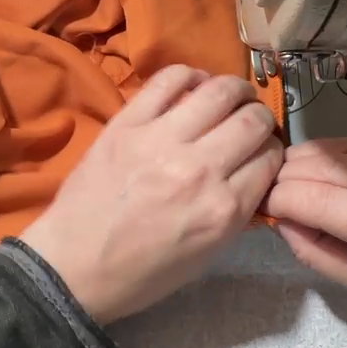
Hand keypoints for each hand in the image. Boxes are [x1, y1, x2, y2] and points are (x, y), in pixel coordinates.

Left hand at [19, 66, 281, 324]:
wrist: (74, 266)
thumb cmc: (142, 272)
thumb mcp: (206, 255)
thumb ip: (237, 212)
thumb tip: (256, 173)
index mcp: (223, 209)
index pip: (270, 159)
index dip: (273, 150)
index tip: (263, 150)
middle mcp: (199, 169)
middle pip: (252, 121)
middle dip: (260, 118)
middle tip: (250, 121)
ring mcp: (160, 140)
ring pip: (218, 92)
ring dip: (235, 90)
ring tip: (232, 95)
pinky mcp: (127, 123)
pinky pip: (169, 80)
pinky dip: (190, 75)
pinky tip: (194, 85)